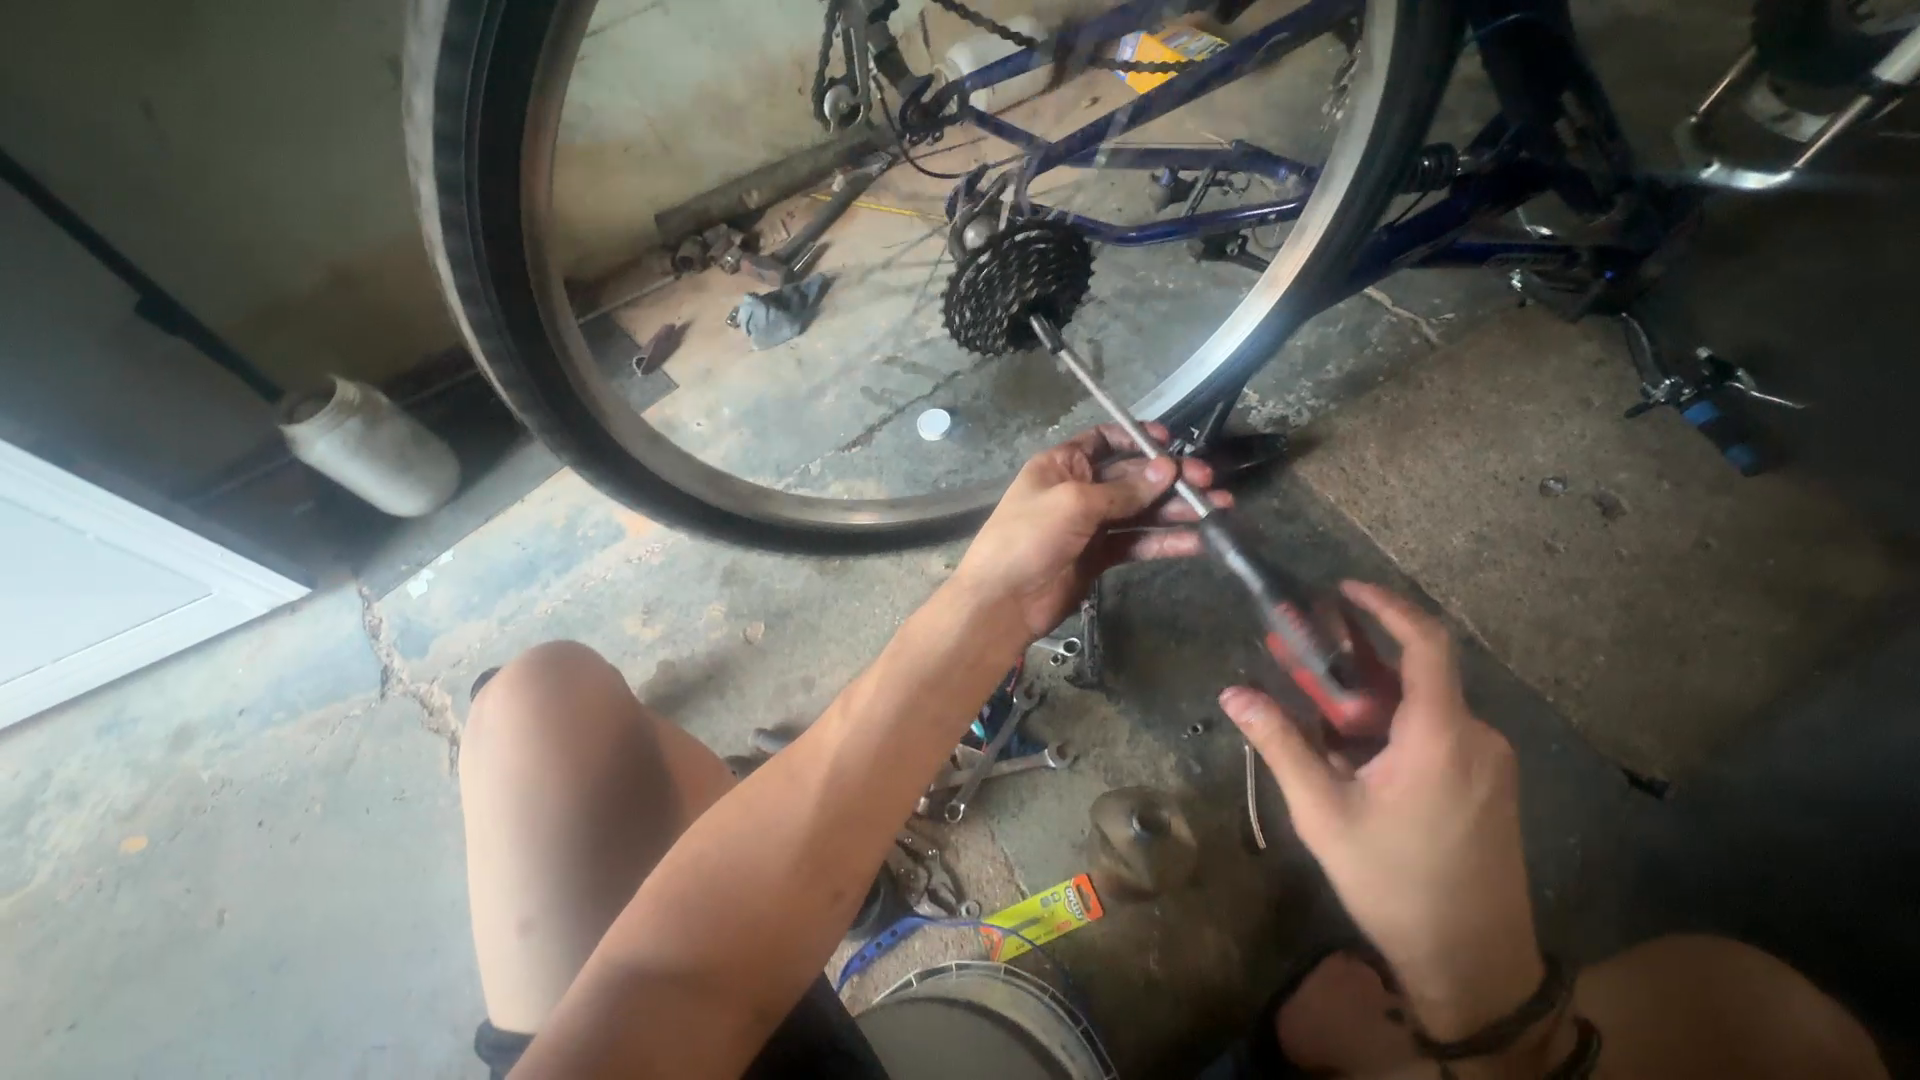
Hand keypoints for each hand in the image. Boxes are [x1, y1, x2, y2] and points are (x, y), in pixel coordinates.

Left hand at [950, 423, 1229, 640]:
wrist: (1003, 601)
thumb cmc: (1028, 538)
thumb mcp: (1074, 503)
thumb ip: (1123, 490)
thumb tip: (1168, 469)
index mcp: (1062, 465)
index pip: (1103, 440)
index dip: (1137, 439)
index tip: (1172, 445)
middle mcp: (1079, 490)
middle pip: (1132, 477)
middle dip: (1170, 479)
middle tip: (1207, 484)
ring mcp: (1090, 525)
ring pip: (1140, 512)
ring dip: (1176, 511)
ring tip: (1216, 511)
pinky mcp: (1100, 557)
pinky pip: (1137, 543)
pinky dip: (1165, 541)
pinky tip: (1196, 541)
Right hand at [1220, 583, 1542, 1041]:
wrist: (1473, 961)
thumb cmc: (1394, 881)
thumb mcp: (1324, 812)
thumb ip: (1281, 745)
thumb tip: (1234, 693)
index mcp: (1442, 735)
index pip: (1426, 643)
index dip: (1387, 605)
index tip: (1343, 589)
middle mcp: (1477, 737)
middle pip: (1412, 676)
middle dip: (1351, 661)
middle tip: (1297, 653)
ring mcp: (1489, 763)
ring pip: (1421, 709)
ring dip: (1367, 701)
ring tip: (1314, 711)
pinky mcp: (1490, 786)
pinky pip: (1437, 735)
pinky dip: (1391, 729)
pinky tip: (1352, 757)